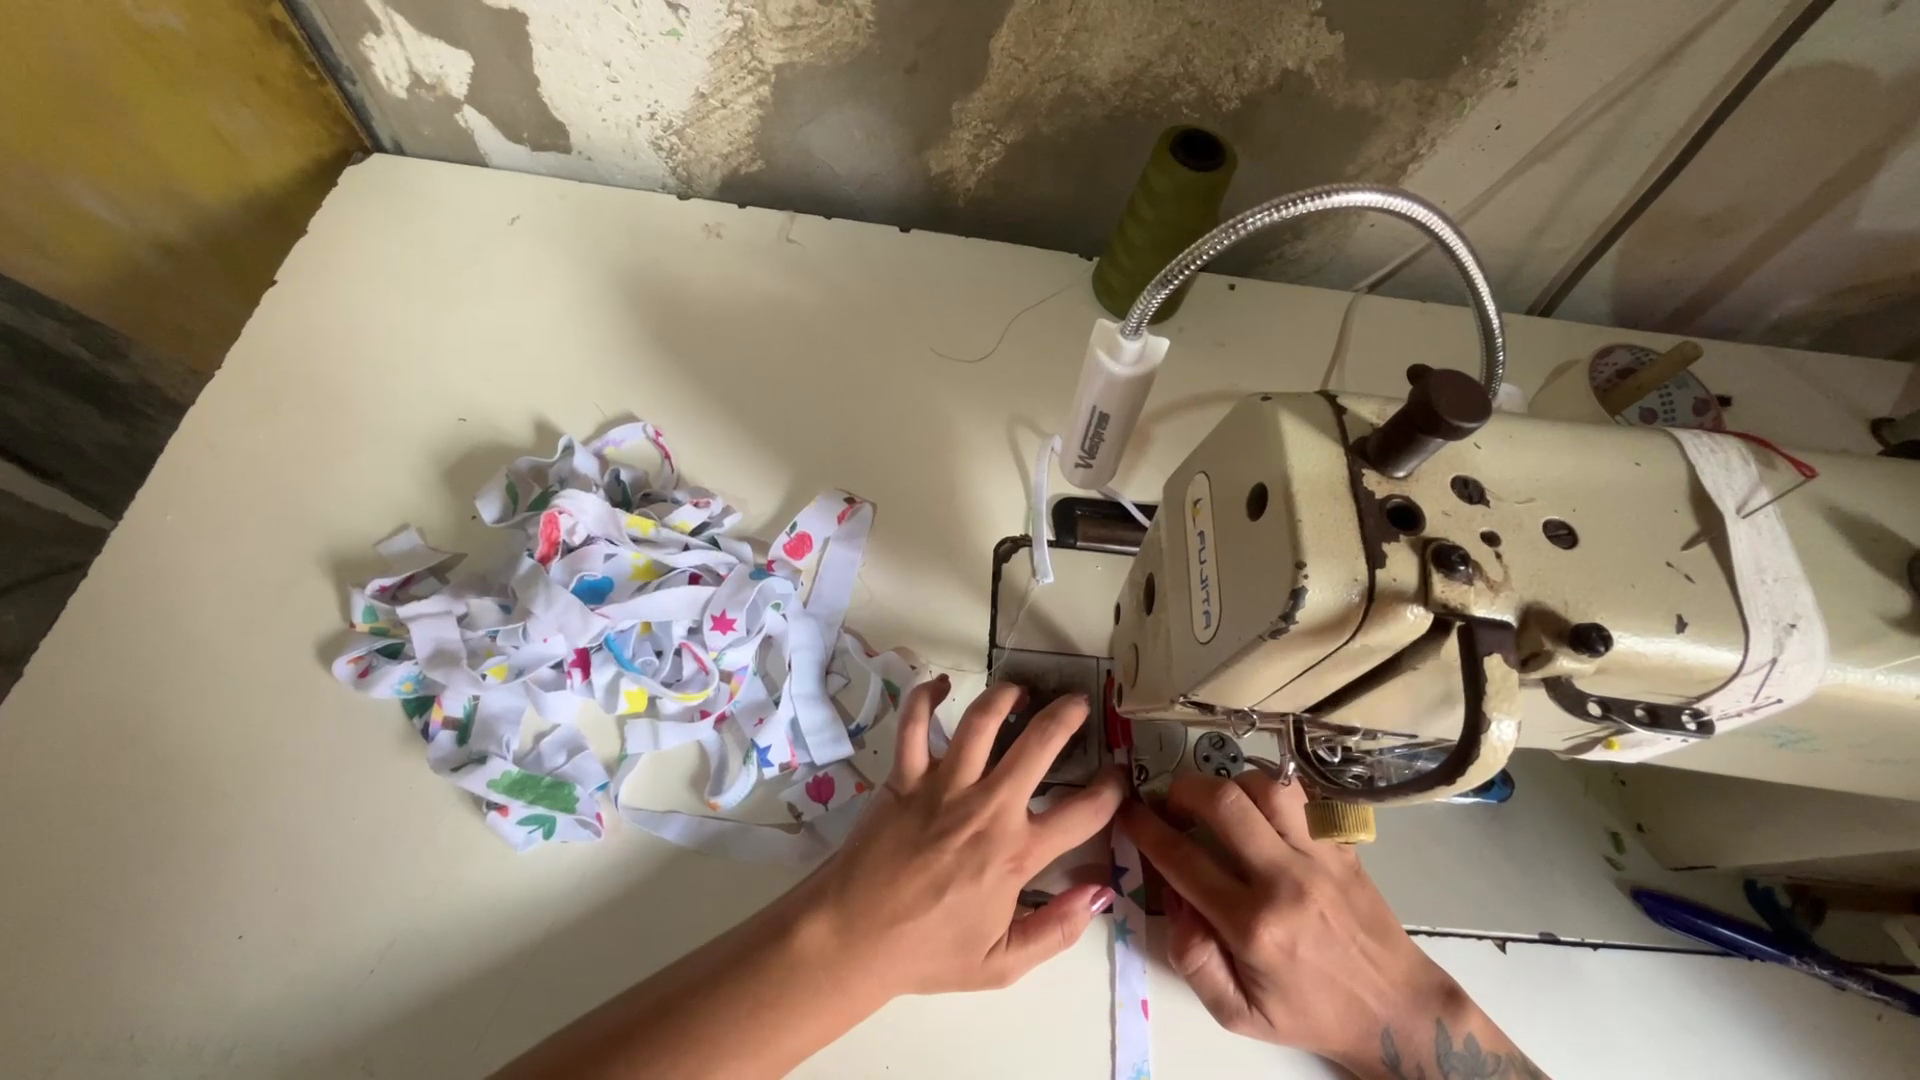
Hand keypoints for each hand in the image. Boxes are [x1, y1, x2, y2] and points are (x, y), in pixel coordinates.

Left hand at [795, 676, 1125, 996]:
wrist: (852, 937)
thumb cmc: (927, 952)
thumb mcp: (1002, 964)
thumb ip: (1057, 929)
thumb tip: (1100, 892)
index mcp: (1015, 853)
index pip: (1083, 814)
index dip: (1112, 791)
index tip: (1118, 777)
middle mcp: (986, 808)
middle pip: (1038, 745)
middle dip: (1066, 717)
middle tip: (1078, 704)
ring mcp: (942, 787)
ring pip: (981, 722)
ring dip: (1005, 696)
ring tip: (1020, 689)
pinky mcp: (904, 777)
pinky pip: (914, 725)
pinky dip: (925, 697)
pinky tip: (940, 684)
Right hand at [1118, 771, 1476, 1074]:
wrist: (1395, 1011)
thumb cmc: (1309, 1013)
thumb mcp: (1236, 1013)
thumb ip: (1191, 958)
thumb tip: (1172, 897)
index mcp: (1252, 926)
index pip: (1181, 858)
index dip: (1144, 827)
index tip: (1127, 813)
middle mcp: (1284, 881)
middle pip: (1222, 802)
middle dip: (1180, 791)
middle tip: (1170, 805)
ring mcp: (1319, 857)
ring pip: (1266, 786)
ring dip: (1230, 785)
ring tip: (1218, 805)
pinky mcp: (1342, 846)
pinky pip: (1301, 796)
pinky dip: (1270, 791)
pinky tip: (1258, 809)